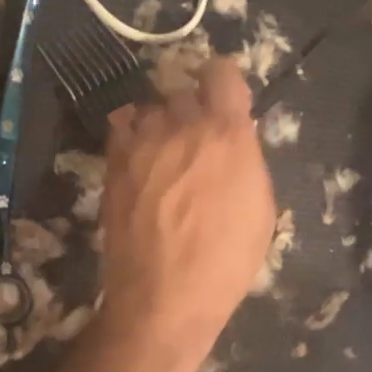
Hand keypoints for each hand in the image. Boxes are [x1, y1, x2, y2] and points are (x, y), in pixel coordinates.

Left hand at [99, 60, 275, 370]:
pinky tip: (141, 164)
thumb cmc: (225, 263)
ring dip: (161, 128)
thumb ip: (246, 161)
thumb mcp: (259, 211)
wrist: (164, 298)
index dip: (226, 88)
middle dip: (194, 115)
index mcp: (227, 135)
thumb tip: (234, 142)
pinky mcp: (112, 162)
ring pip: (152, 111)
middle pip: (185, 94)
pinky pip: (123, 128)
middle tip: (197, 150)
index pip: (223, 73)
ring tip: (164, 161)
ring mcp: (141, 142)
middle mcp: (182, 125)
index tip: (227, 108)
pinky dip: (134, 137)